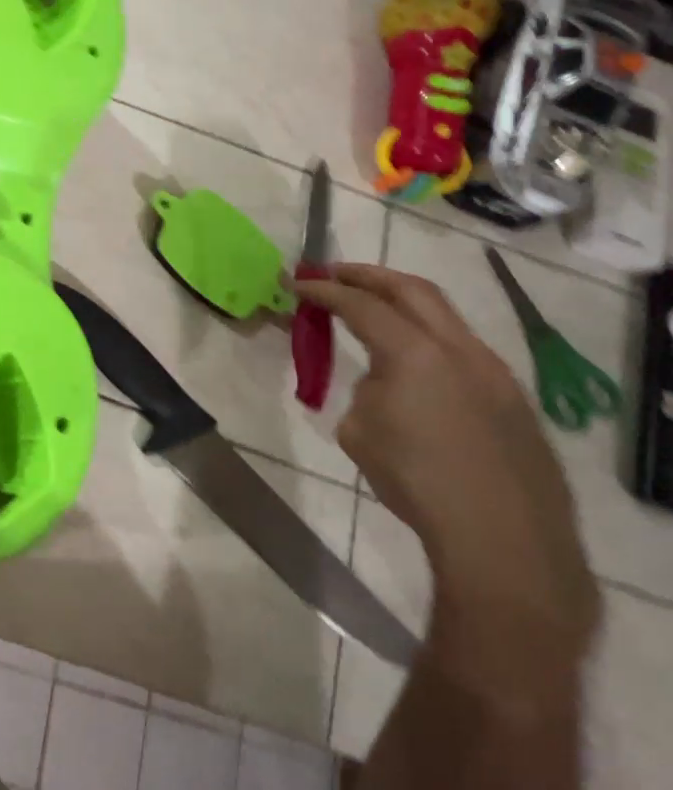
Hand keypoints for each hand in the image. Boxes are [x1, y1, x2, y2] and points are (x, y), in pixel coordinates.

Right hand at [296, 265, 598, 657]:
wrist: (500, 531)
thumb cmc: (414, 479)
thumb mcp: (361, 430)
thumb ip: (368, 391)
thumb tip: (384, 384)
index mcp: (415, 354)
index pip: (361, 305)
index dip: (324, 290)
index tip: (295, 283)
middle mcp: (459, 350)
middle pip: (414, 291)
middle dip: (369, 276)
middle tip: (332, 273)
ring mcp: (493, 372)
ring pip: (445, 317)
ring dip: (402, 304)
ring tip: (368, 310)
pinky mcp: (509, 397)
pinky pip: (461, 349)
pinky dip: (426, 337)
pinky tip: (407, 362)